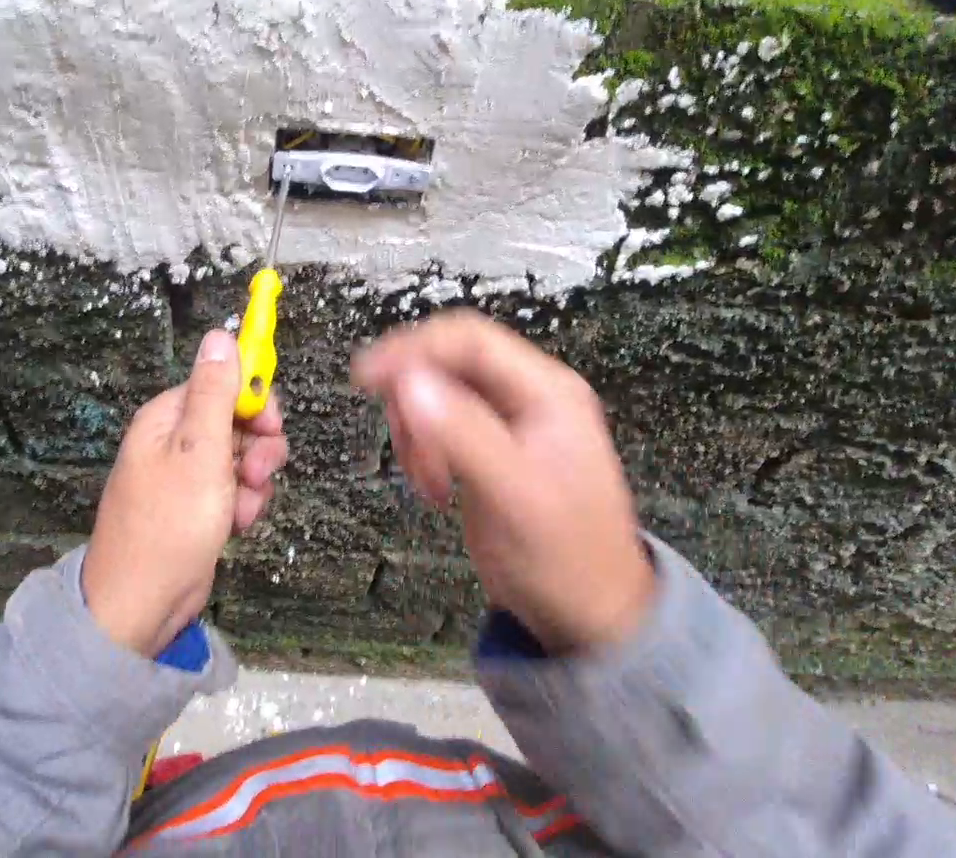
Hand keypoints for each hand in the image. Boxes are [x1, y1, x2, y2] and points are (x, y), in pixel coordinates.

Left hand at [82, 330, 288, 656]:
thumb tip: (220, 334)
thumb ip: (215, 392)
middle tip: (260, 469)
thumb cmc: (170, 523)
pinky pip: (234, 491)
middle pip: (235, 420)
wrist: (141, 604)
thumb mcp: (200, 451)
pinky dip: (243, 505)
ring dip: (253, 480)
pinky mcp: (196, 508)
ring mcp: (185, 477)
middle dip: (257, 445)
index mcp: (166, 418)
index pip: (218, 383)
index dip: (250, 398)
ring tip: (243, 506)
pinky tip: (236, 525)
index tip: (271, 420)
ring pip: (241, 458)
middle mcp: (174, 442)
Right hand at [352, 311, 652, 653]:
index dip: (415, 349)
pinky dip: (422, 449)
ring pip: (437, 394)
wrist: (586, 614)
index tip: (369, 375)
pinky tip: (433, 485)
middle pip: (448, 363)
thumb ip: (464, 434)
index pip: (470, 342)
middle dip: (414, 399)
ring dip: (416, 429)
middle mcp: (527, 399)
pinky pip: (438, 426)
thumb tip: (411, 384)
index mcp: (547, 394)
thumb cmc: (568, 559)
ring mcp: (506, 424)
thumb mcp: (515, 495)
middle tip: (404, 442)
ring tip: (427, 477)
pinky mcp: (486, 450)